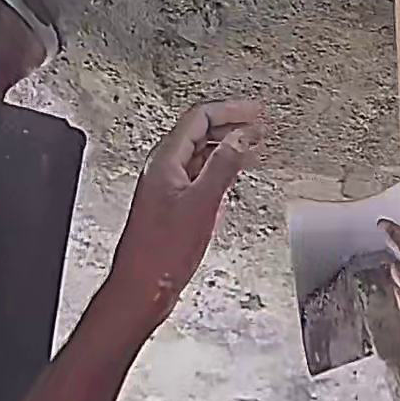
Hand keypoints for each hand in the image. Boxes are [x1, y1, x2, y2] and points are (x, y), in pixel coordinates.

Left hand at [106, 100, 263, 327]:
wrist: (140, 290)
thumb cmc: (161, 253)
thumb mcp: (201, 204)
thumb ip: (222, 166)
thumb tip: (241, 137)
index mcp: (166, 159)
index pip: (200, 117)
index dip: (231, 110)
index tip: (255, 112)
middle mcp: (164, 167)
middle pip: (201, 130)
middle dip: (232, 123)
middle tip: (259, 125)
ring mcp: (168, 183)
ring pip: (201, 150)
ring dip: (228, 143)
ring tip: (253, 144)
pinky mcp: (174, 201)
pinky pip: (200, 170)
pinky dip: (221, 164)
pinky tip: (234, 172)